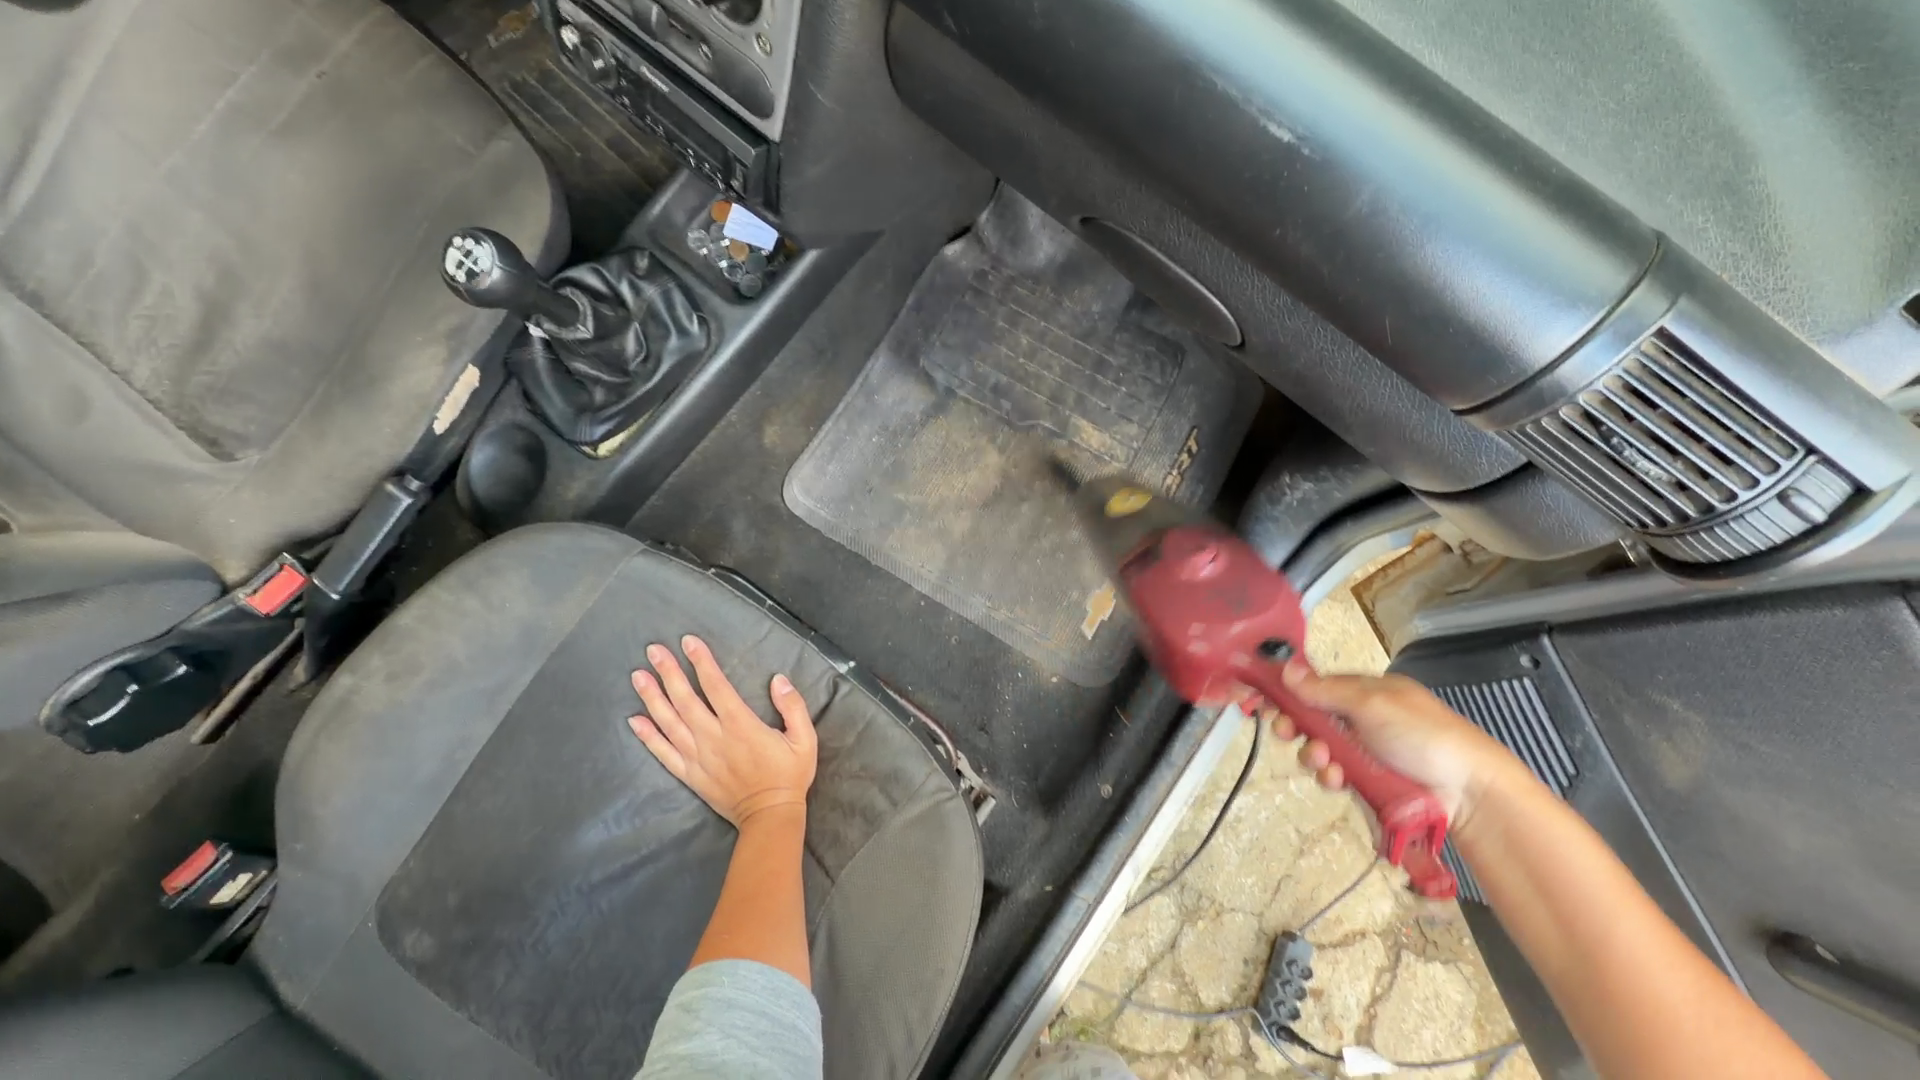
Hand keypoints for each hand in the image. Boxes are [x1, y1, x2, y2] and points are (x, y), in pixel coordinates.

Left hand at [628, 635, 817, 828]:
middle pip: (685, 699)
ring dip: (652, 698)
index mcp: (740, 725)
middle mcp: (713, 738)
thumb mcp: (804, 739)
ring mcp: (698, 757)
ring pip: (669, 723)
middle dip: (669, 672)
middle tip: (653, 650)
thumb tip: (779, 679)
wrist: (770, 816)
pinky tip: (634, 721)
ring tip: (638, 676)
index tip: (688, 642)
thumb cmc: (789, 775)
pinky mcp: (690, 774)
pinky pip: (663, 753)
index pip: (716, 686)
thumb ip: (793, 706)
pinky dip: (647, 736)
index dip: (701, 662)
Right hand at [1265, 658, 1522, 831]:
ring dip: (1312, 753)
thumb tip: (1286, 667)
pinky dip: (1330, 775)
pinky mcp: (1364, 780)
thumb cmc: (1425, 735)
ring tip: (1324, 761)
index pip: (1312, 684)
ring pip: (1316, 747)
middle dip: (1293, 724)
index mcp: (1363, 690)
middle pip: (1308, 716)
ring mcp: (1361, 750)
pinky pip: (1332, 774)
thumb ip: (1325, 688)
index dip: (1284, 689)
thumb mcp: (1372, 703)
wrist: (1468, 791)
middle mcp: (1359, 717)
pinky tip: (1338, 778)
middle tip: (1283, 730)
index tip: (1256, 696)